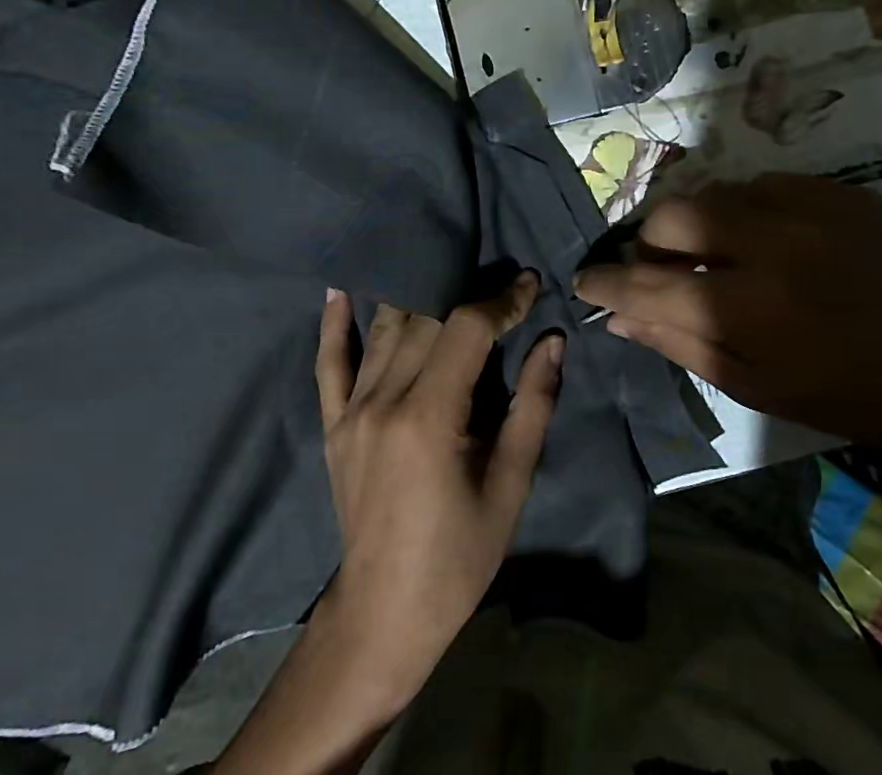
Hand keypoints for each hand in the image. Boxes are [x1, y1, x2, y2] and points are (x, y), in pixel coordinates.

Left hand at [312, 274, 561, 698]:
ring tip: (448, 273)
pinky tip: (341, 289)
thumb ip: (532, 405)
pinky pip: (329, 365)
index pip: (467, 330)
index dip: (501, 301)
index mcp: (429, 416)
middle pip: (427, 321)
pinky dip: (335, 325)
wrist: (386, 609)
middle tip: (503, 285)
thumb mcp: (511, 483)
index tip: (530, 285)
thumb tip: (551, 342)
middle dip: (469, 295)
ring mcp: (350, 411)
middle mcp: (383, 401)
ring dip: (418, 297)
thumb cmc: (460, 554)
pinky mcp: (334, 426)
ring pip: (385, 332)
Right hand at [575, 174, 881, 465]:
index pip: (647, 286)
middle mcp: (774, 246)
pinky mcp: (842, 192)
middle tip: (662, 271)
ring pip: (716, 193)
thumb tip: (618, 316)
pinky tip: (768, 242)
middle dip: (651, 243)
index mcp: (748, 310)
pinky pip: (765, 185)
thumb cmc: (843, 394)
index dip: (606, 283)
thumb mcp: (751, 385)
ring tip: (719, 258)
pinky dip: (749, 211)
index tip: (585, 281)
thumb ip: (677, 343)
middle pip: (674, 215)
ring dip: (700, 226)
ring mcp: (812, 210)